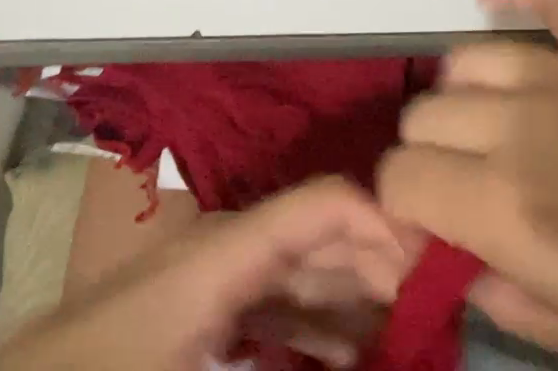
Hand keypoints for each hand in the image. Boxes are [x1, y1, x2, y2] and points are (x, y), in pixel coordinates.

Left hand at [0, 177, 411, 369]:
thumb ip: (304, 347)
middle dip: (384, 267)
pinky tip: (350, 355)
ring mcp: (210, 279)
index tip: (440, 272)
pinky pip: (275, 303)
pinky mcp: (199, 310)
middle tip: (438, 312)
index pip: (324, 202)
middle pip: (322, 235)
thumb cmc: (118, 370)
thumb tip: (374, 356)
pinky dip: (319, 325)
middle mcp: (224, 248)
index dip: (388, 224)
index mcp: (226, 249)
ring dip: (357, 300)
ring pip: (302, 271)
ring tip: (408, 335)